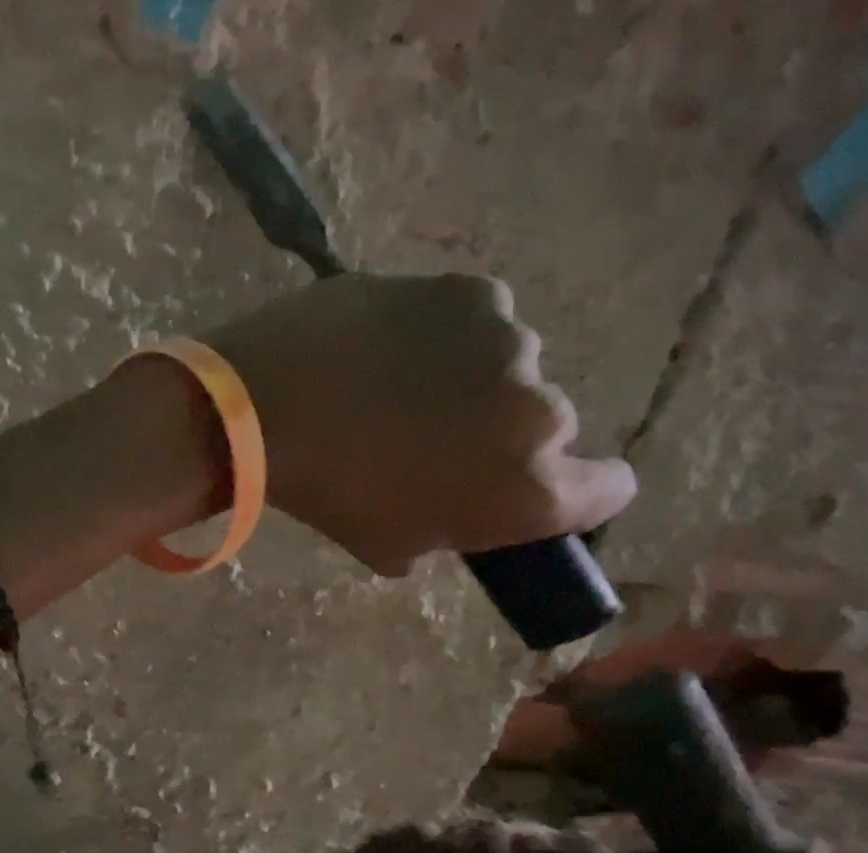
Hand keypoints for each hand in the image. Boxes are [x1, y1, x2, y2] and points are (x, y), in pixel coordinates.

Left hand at [207, 273, 635, 575]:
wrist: (261, 407)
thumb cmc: (325, 491)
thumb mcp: (389, 545)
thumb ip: (447, 532)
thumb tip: (449, 516)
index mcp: (531, 491)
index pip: (607, 489)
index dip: (578, 488)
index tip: (539, 481)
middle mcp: (540, 414)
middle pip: (548, 422)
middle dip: (502, 428)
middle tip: (435, 430)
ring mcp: (508, 343)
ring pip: (509, 363)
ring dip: (473, 372)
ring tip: (399, 379)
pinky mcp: (470, 292)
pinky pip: (475, 315)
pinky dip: (445, 327)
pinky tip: (391, 338)